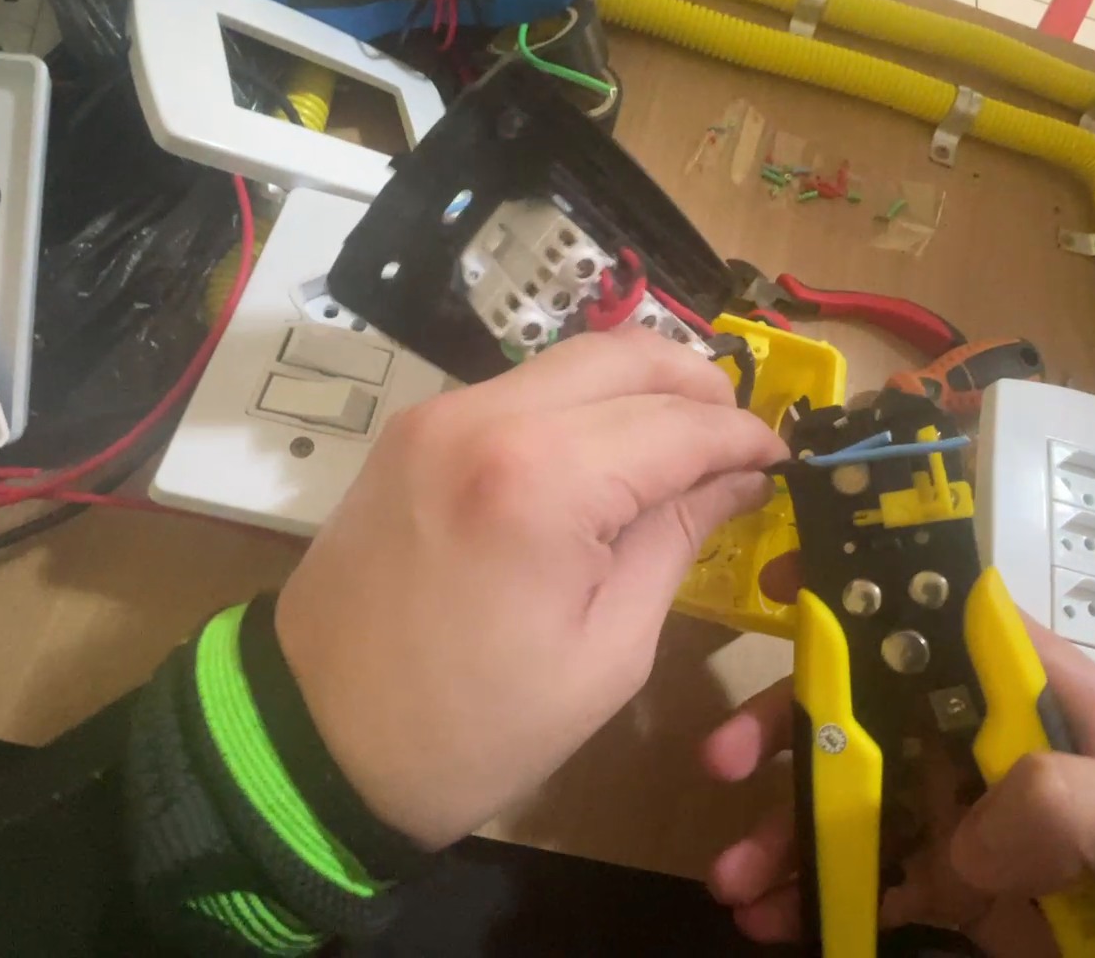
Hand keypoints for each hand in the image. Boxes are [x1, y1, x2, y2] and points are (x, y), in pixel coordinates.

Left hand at [275, 329, 786, 849]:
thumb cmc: (477, 724)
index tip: (780, 455)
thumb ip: (677, 538)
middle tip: (737, 434)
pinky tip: (610, 447)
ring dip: (642, 386)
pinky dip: (585, 402)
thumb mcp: (609, 650)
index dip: (742, 435)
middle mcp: (487, 416)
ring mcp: (442, 411)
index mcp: (543, 479)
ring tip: (684, 439)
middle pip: (627, 354)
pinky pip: (526, 388)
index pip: (678, 424)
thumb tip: (736, 478)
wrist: (314, 740)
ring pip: (575, 359)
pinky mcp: (417, 425)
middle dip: (699, 383)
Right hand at [703, 603, 1094, 957]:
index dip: (867, 595)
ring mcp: (974, 825)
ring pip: (857, 797)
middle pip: (875, 708)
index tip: (784, 590)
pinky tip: (773, 918)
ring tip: (737, 879)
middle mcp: (997, 748)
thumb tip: (959, 833)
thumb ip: (1085, 805)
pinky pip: (872, 882)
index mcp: (1052, 702)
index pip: (949, 621)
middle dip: (792, 725)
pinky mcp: (962, 899)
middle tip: (722, 760)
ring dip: (786, 824)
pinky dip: (816, 895)